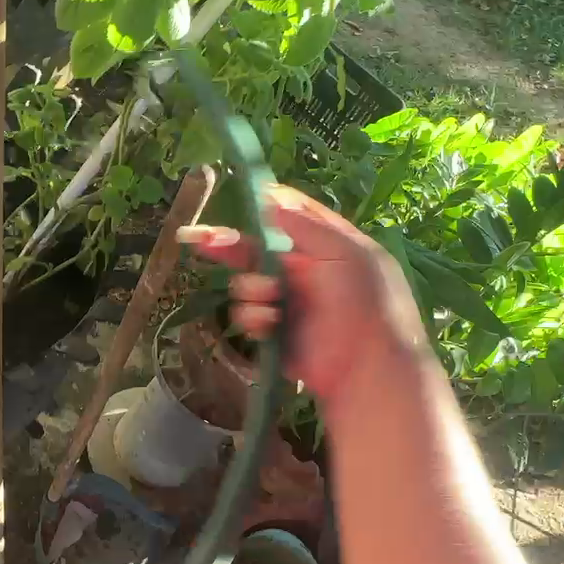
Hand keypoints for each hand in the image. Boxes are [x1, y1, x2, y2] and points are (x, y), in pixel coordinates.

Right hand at [178, 185, 423, 403]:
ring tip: (270, 298)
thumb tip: (268, 196)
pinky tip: (269, 323)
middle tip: (195, 238)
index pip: (286, 217)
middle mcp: (301, 269)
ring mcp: (286, 301)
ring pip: (246, 284)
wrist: (368, 367)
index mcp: (323, 244)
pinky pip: (248, 315)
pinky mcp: (274, 332)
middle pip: (254, 250)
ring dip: (251, 288)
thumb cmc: (366, 302)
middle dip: (226, 245)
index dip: (259, 208)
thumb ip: (306, 224)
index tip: (234, 202)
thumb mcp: (345, 252)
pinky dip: (253, 317)